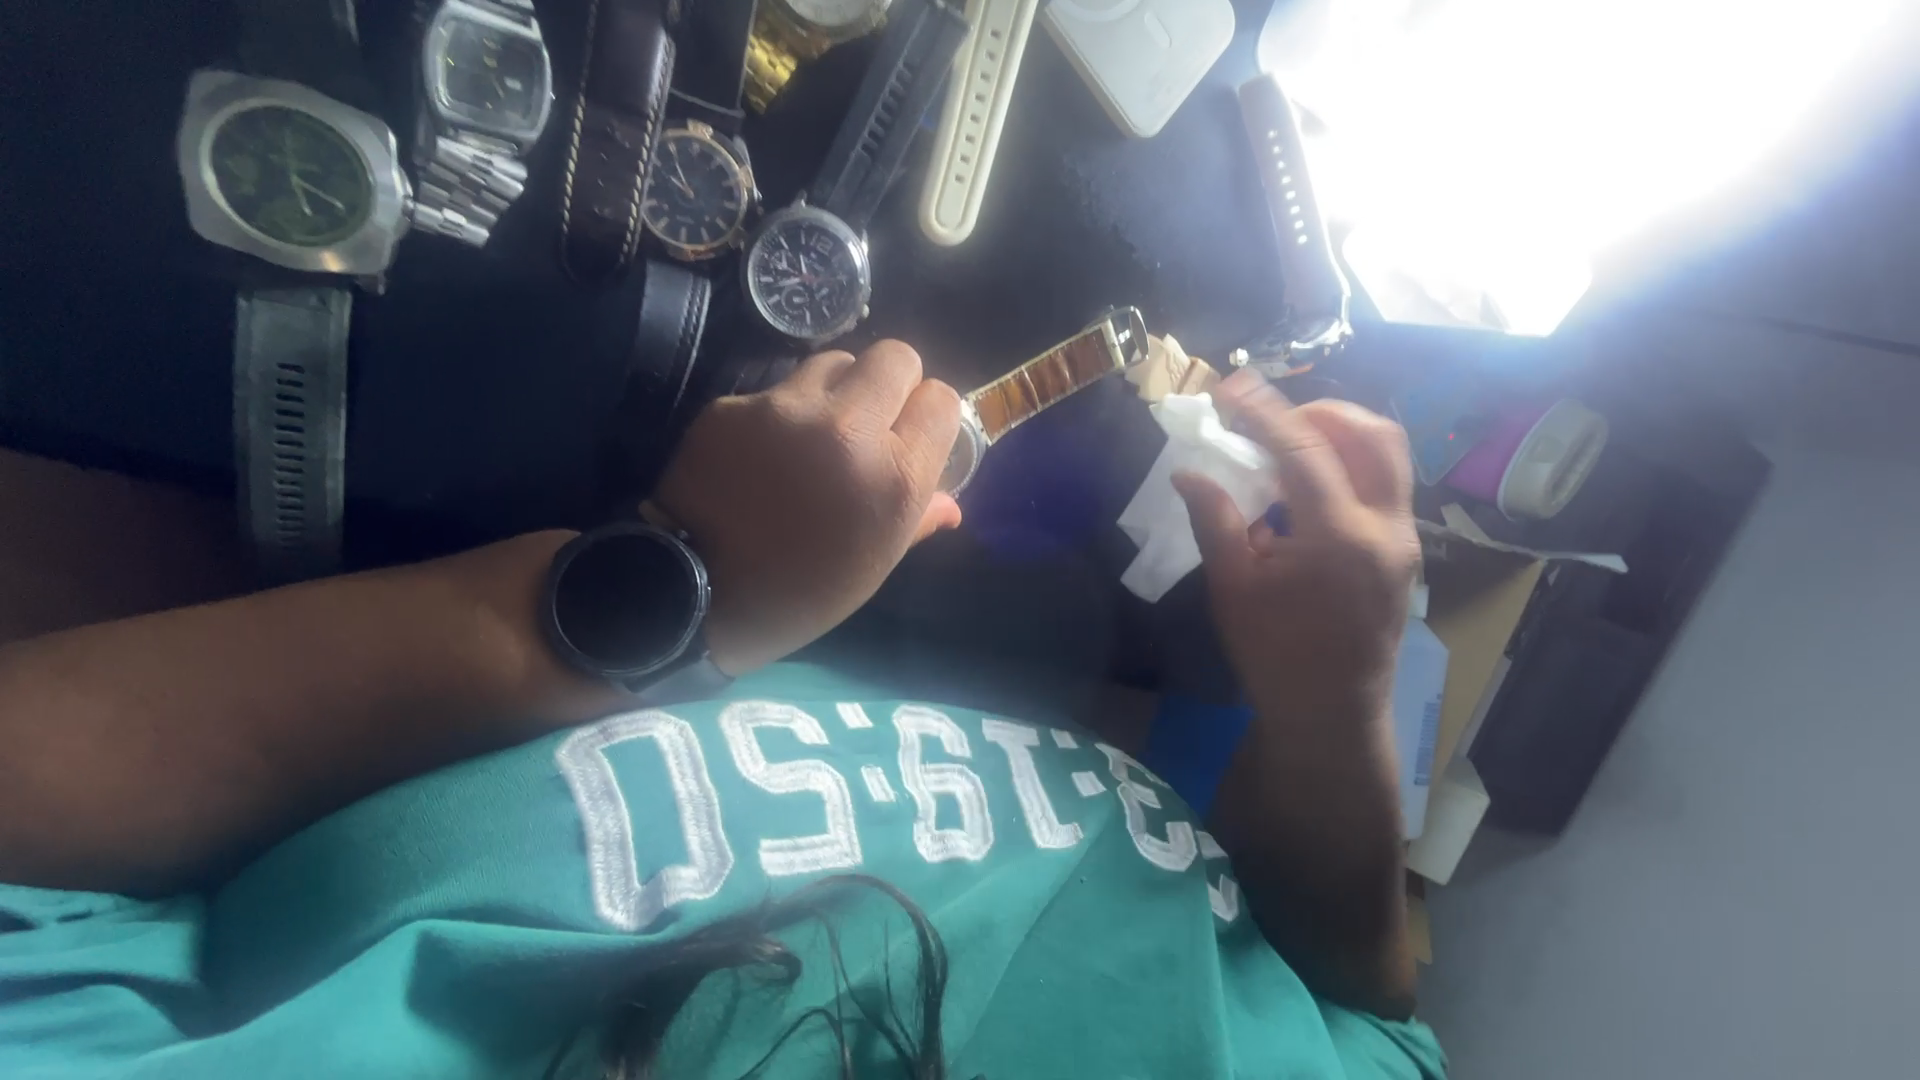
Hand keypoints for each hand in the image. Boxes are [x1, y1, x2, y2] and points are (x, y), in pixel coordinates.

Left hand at [653, 341, 963, 674]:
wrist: (693, 594)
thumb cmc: (801, 592)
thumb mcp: (874, 565)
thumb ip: (917, 519)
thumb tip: (951, 503)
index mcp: (895, 479)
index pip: (942, 400)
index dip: (930, 415)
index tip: (913, 434)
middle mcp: (849, 430)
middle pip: (896, 357)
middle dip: (893, 383)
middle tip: (873, 420)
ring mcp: (786, 411)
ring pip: (837, 360)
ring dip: (840, 388)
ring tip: (819, 429)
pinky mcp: (735, 404)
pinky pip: (779, 388)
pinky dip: (783, 412)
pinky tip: (765, 450)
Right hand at [1172, 370, 1418, 729]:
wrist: (1330, 710)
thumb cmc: (1272, 653)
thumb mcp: (1232, 587)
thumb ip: (1216, 520)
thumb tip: (1190, 472)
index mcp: (1337, 536)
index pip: (1303, 448)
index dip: (1264, 411)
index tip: (1232, 386)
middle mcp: (1385, 527)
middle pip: (1372, 434)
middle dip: (1318, 411)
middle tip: (1269, 418)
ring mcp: (1405, 539)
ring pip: (1389, 457)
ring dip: (1340, 435)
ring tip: (1290, 445)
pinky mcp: (1406, 552)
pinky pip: (1386, 485)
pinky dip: (1350, 466)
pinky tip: (1309, 488)